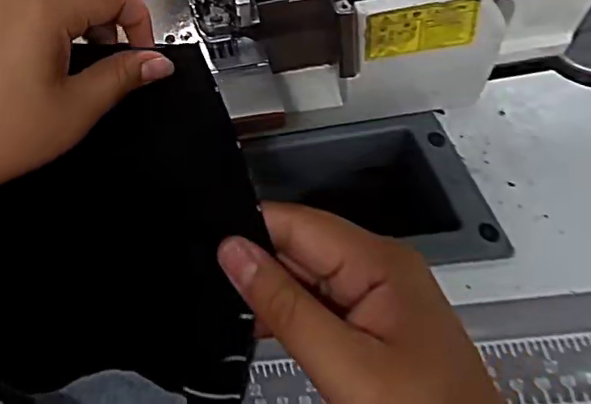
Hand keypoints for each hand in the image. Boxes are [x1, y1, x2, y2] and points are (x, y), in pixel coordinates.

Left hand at [0, 0, 173, 207]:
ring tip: (72, 79)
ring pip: (50, 3)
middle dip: (107, 27)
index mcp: (44, 4)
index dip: (139, 21)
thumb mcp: (74, 108)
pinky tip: (35, 77)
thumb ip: (122, 76)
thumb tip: (155, 62)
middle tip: (111, 71)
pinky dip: (43, 34)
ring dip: (75, 31)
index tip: (143, 55)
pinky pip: (21, 14)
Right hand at [218, 203, 496, 403]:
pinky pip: (320, 303)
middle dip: (260, 268)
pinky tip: (268, 333)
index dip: (249, 233)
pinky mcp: (375, 325)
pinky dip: (292, 316)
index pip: (294, 221)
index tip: (211, 255)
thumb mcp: (347, 369)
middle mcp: (380, 266)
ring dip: (273, 296)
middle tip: (223, 298)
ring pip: (304, 276)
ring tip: (243, 320)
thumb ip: (285, 305)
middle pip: (298, 246)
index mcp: (379, 260)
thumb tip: (232, 249)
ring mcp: (379, 296)